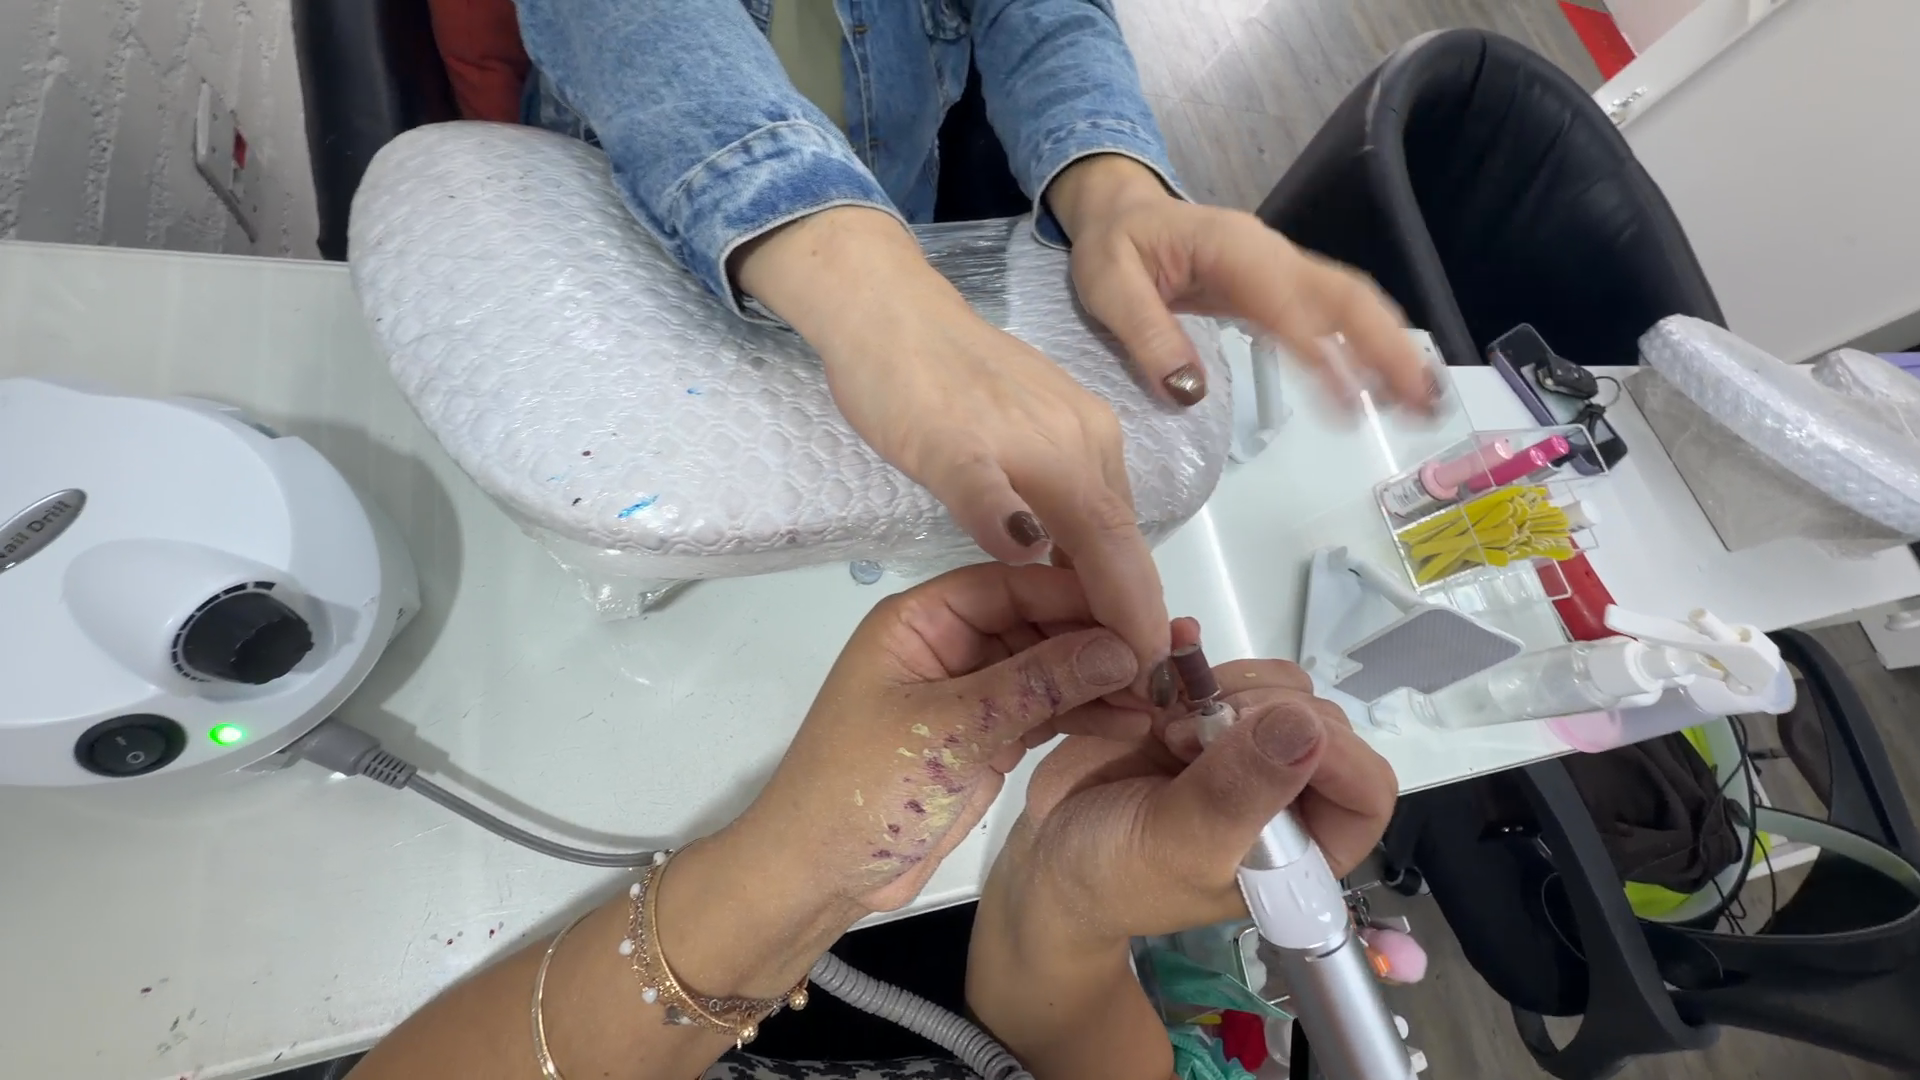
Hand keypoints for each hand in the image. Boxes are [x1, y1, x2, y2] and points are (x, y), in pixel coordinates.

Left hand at [725, 562, 1150, 914]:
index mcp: (922, 619)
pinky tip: (1128, 720)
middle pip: (1034, 624)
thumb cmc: (865, 787)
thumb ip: (1036, 684)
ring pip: (1046, 668)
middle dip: (1093, 641)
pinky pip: (1044, 710)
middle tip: (1159, 659)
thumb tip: (1120, 647)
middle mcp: (950, 644)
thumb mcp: (952, 728)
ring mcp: (972, 691)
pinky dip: (1082, 715)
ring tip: (1156, 695)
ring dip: (1096, 681)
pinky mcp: (987, 733)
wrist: (824, 874)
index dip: (1073, 595)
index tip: (1137, 612)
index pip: (1009, 586)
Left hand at [735, 206, 1172, 694]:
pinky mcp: (1063, 421)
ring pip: (1110, 519)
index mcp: (1069, 459)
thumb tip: (1036, 552)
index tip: (1149, 673)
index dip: (1134, 614)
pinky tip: (1070, 564)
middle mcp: (1094, 443)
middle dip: (1133, 606)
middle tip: (1132, 674)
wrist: (890, 313)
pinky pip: (1091, 496)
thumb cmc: (904, 388)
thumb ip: (985, 501)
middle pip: (1125, 541)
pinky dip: (1089, 540)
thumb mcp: (935, 451)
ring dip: (1113, 577)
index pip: (1118, 553)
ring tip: (1104, 636)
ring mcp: (1082, 428)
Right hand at [1011, 655, 1397, 945]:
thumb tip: (1305, 725)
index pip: (1364, 785)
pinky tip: (1155, 684)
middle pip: (1320, 722)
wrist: (1048, 848)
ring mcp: (1238, 746)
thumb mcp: (1177, 844)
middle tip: (1185, 738)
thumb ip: (1236, 792)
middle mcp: (1281, 791)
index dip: (1326, 750)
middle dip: (1258, 714)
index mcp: (1301, 844)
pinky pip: (1222, 668)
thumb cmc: (1115, 870)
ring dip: (1223, 686)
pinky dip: (1193, 663)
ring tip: (1165, 721)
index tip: (1250, 734)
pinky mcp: (1195, 713)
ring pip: (1275, 685)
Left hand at [1049, 154, 1439, 412]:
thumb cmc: (1111, 247)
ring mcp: (1277, 266)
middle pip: (1344, 294)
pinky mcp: (1275, 286)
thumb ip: (1147, 337)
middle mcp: (1268, 253)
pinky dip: (1361, 343)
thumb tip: (1190, 395)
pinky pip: (1328, 311)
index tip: (1348, 400)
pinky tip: (1380, 377)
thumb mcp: (1109, 289)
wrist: (1119, 213)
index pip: (1284, 302)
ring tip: (1420, 400)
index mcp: (1229, 248)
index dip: (1319, 351)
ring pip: (1348, 301)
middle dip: (1386, 347)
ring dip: (1388, 347)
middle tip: (1421, 402)